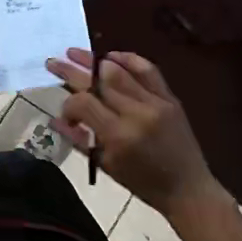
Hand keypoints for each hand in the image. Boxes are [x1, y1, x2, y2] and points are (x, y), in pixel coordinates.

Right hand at [46, 49, 227, 220]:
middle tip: (54, 62)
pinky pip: (148, 70)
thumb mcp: (107, 166)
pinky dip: (128, 59)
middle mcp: (137, 112)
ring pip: (121, 70)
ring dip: (95, 60)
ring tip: (74, 53)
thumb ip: (80, 139)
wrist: (187, 187)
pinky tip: (111, 56)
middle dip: (72, 70)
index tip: (66, 114)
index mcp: (119, 135)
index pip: (85, 103)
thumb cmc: (143, 184)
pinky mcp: (170, 97)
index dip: (69, 104)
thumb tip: (57, 119)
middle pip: (99, 81)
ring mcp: (156, 101)